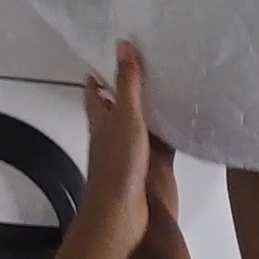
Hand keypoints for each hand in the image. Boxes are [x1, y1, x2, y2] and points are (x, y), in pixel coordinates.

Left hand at [81, 41, 151, 249]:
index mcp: (99, 117)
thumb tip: (123, 45)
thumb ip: (127, 83)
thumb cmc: (119, 162)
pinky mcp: (132, 169)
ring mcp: (117, 152)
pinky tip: (165, 130)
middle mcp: (105, 132)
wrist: (120, 214)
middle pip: (108, 106)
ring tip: (156, 94)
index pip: (93, 89)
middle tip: (138, 70)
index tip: (111, 56)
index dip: (98, 73)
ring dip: (135, 111)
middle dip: (118, 90)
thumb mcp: (126, 116)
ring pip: (124, 124)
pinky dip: (149, 132)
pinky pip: (140, 143)